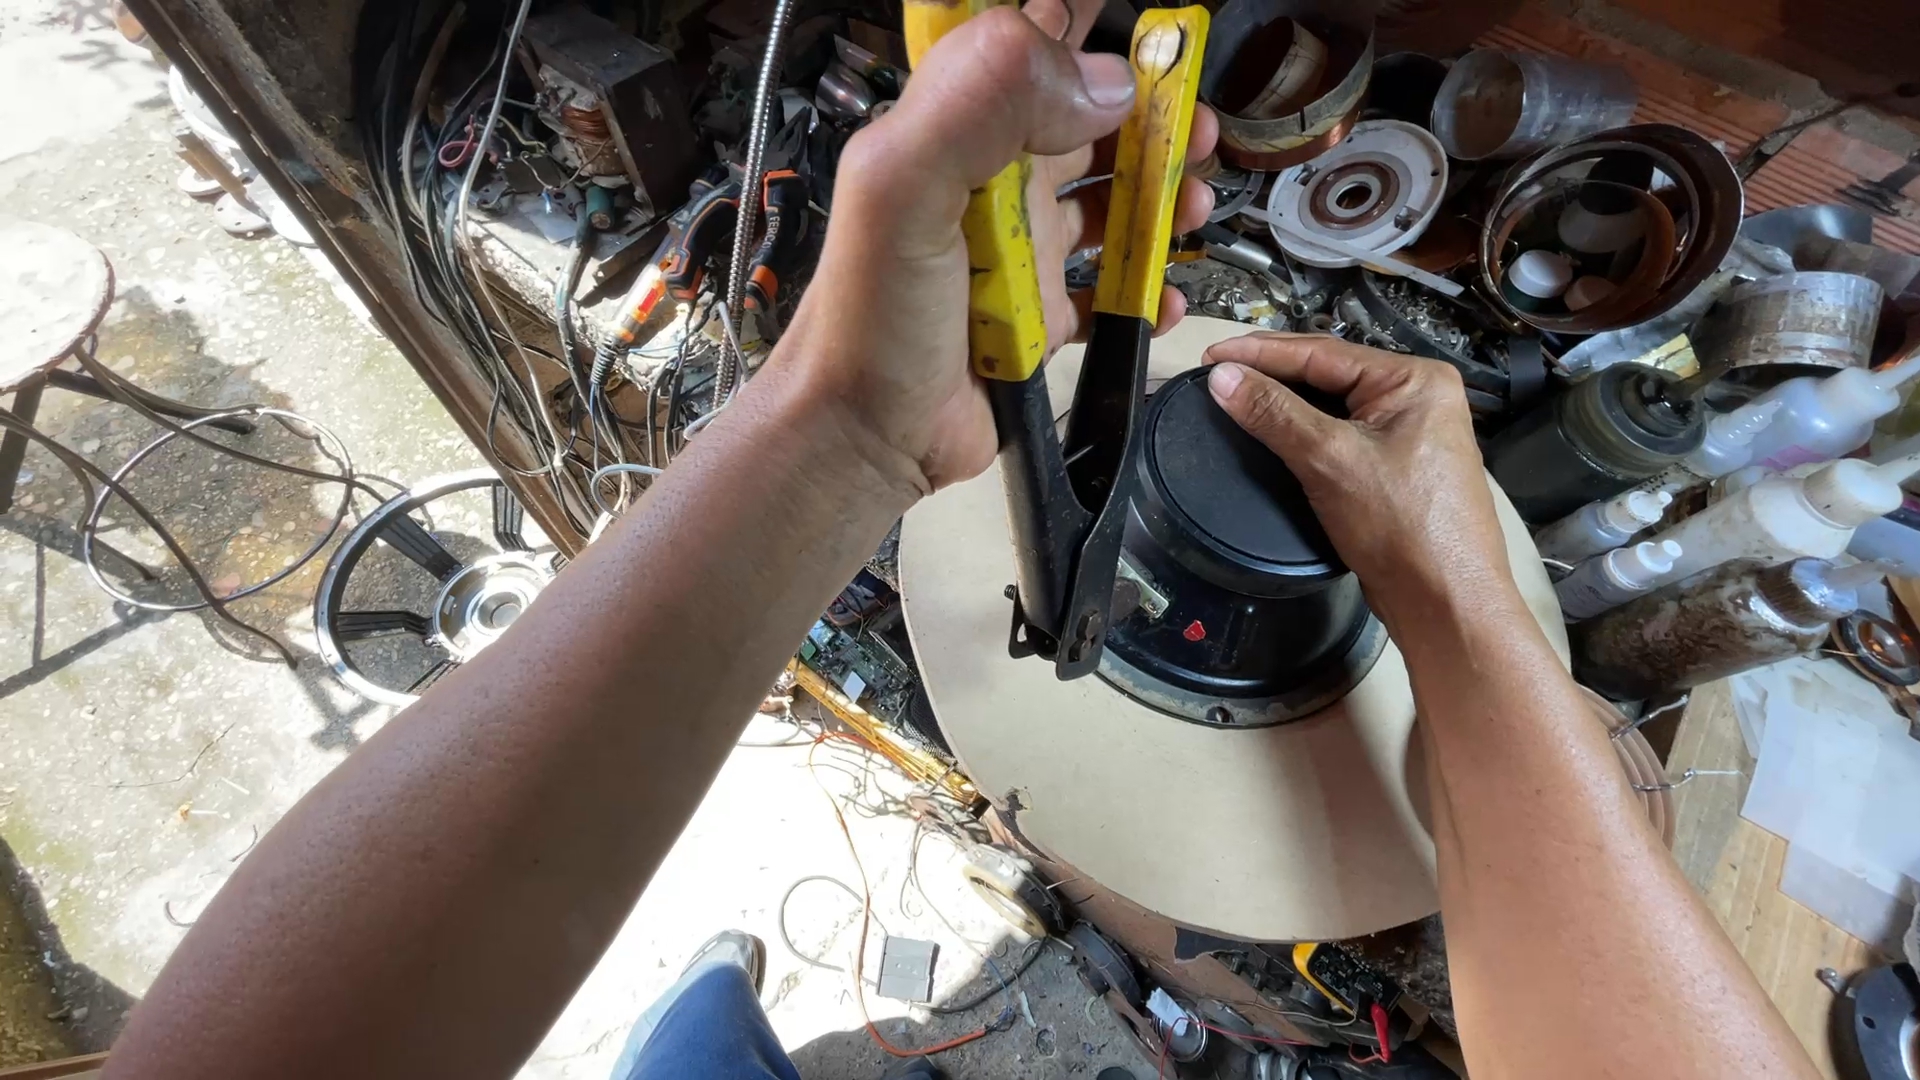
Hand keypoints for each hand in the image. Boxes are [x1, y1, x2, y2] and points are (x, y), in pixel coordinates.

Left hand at [775, 0, 1215, 493]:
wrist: (868, 435)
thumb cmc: (871, 320)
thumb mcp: (900, 187)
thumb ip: (979, 103)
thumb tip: (1099, 84)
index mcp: (955, 141)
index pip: (1026, 57)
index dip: (1085, 36)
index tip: (1151, 38)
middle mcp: (992, 197)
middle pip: (1086, 134)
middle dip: (1149, 122)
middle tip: (1194, 129)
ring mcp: (1021, 264)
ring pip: (1108, 214)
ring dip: (1158, 204)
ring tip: (1192, 207)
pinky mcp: (1040, 326)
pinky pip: (1105, 300)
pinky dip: (1143, 296)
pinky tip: (1164, 300)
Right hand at [1202, 334, 1516, 621]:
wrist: (1443, 597)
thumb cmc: (1397, 522)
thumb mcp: (1329, 459)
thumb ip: (1273, 414)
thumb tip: (1220, 377)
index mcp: (1412, 379)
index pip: (1321, 353)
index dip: (1259, 353)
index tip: (1208, 356)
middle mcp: (1413, 395)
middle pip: (1326, 372)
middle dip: (1269, 370)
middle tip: (1215, 371)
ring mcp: (1404, 431)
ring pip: (1329, 402)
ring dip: (1281, 397)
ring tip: (1235, 392)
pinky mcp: (1390, 464)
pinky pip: (1335, 430)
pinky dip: (1298, 425)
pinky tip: (1270, 426)